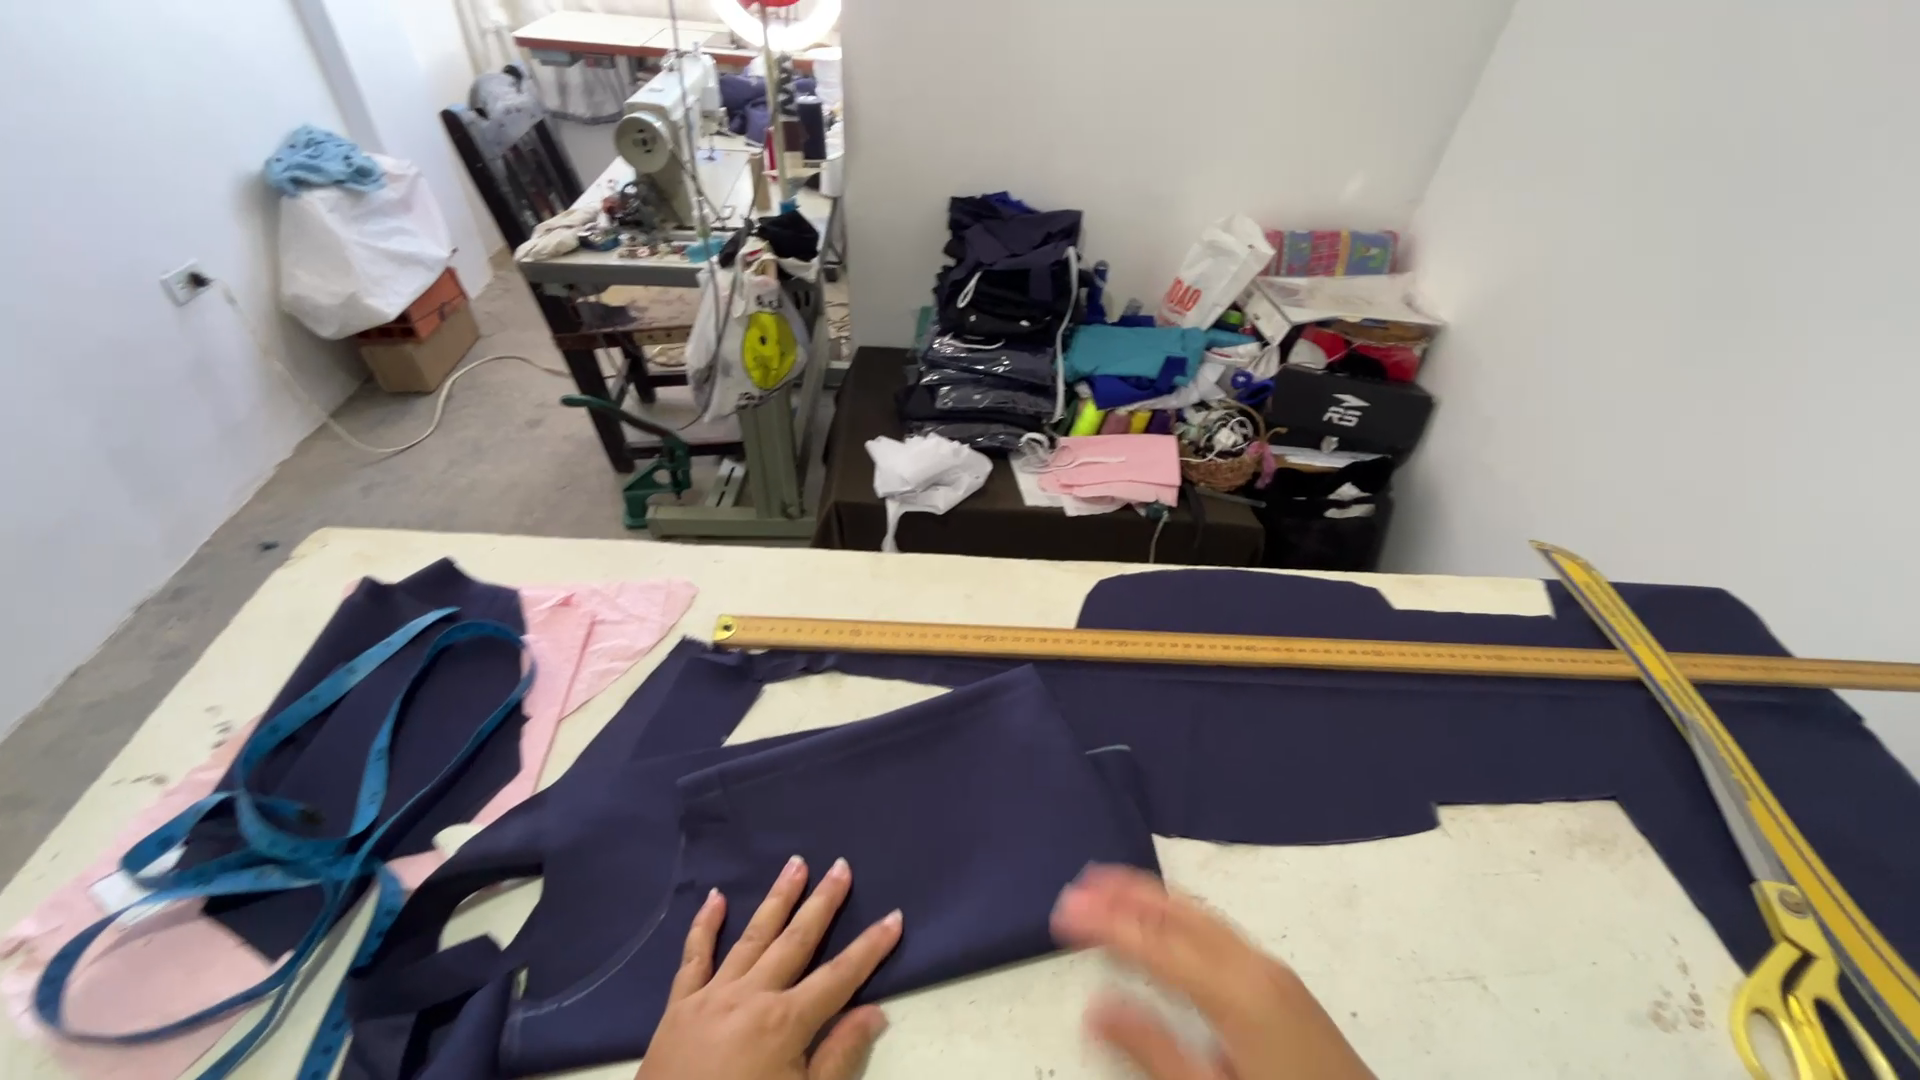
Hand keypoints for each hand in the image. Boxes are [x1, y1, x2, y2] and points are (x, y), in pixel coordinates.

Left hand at [638, 856, 903, 1079]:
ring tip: (795, 864)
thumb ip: (838, 1056)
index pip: (840, 976)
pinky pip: (694, 958)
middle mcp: (752, 996)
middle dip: (823, 902)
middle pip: (796, 940)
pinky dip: (705, 926)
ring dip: (777, 898)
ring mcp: (713, 996)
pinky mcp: (679, 1006)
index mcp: (786, 1022)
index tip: (894, 916)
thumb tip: (875, 1011)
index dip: (870, 947)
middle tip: (841, 866)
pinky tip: (715, 898)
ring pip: (752, 936)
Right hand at [1052, 865, 1373, 1079]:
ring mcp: (1271, 971)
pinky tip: (1163, 921)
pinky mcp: (1279, 983)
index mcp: (1235, 991)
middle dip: (1128, 893)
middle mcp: (1253, 965)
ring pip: (1200, 916)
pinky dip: (1179, 914)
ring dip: (1152, 898)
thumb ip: (1152, 1048)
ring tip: (1109, 887)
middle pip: (1180, 912)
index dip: (1106, 922)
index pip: (1155, 943)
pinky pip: (1216, 930)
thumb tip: (1094, 1007)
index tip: (1063, 909)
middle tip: (1080, 883)